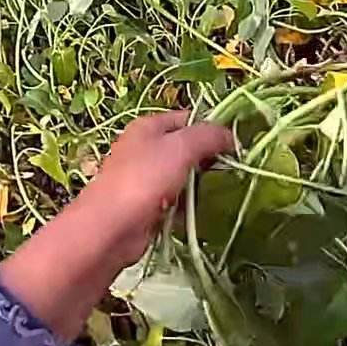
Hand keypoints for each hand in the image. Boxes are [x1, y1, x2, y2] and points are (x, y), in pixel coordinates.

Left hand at [73, 111, 234, 262]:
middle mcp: (145, 148)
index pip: (188, 118)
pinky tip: (198, 212)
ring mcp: (145, 178)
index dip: (212, 129)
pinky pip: (174, 200)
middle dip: (207, 158)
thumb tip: (231, 135)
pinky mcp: (147, 205)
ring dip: (198, 184)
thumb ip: (208, 136)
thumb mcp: (181, 146)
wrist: (111, 227)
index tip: (235, 145)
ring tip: (218, 192)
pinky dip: (186, 205)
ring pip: (182, 175)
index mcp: (149, 127)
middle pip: (186, 147)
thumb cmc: (145, 178)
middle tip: (230, 170)